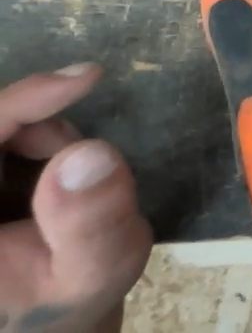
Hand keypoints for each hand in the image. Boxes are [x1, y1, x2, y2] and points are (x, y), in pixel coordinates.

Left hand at [0, 66, 152, 332]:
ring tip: (66, 183)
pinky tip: (46, 180)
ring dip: (33, 139)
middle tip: (82, 158)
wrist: (43, 317)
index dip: (17, 104)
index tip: (87, 78)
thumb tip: (86, 153)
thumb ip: (90, 217)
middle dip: (34, 129)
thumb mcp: (97, 264)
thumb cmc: (68, 295)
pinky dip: (24, 145)